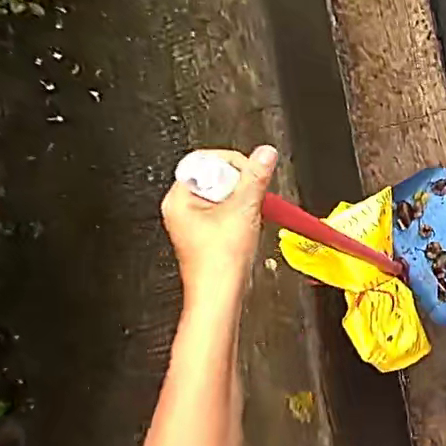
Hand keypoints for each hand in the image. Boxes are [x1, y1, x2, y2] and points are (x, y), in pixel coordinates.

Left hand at [161, 145, 276, 304]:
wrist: (219, 292)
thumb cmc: (218, 261)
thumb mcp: (243, 209)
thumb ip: (256, 177)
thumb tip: (265, 153)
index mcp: (179, 198)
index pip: (205, 160)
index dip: (231, 164)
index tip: (248, 174)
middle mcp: (183, 206)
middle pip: (217, 174)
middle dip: (241, 182)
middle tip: (249, 197)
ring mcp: (196, 218)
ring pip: (225, 191)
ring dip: (244, 197)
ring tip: (248, 213)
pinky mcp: (209, 228)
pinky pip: (228, 206)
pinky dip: (242, 210)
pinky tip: (247, 222)